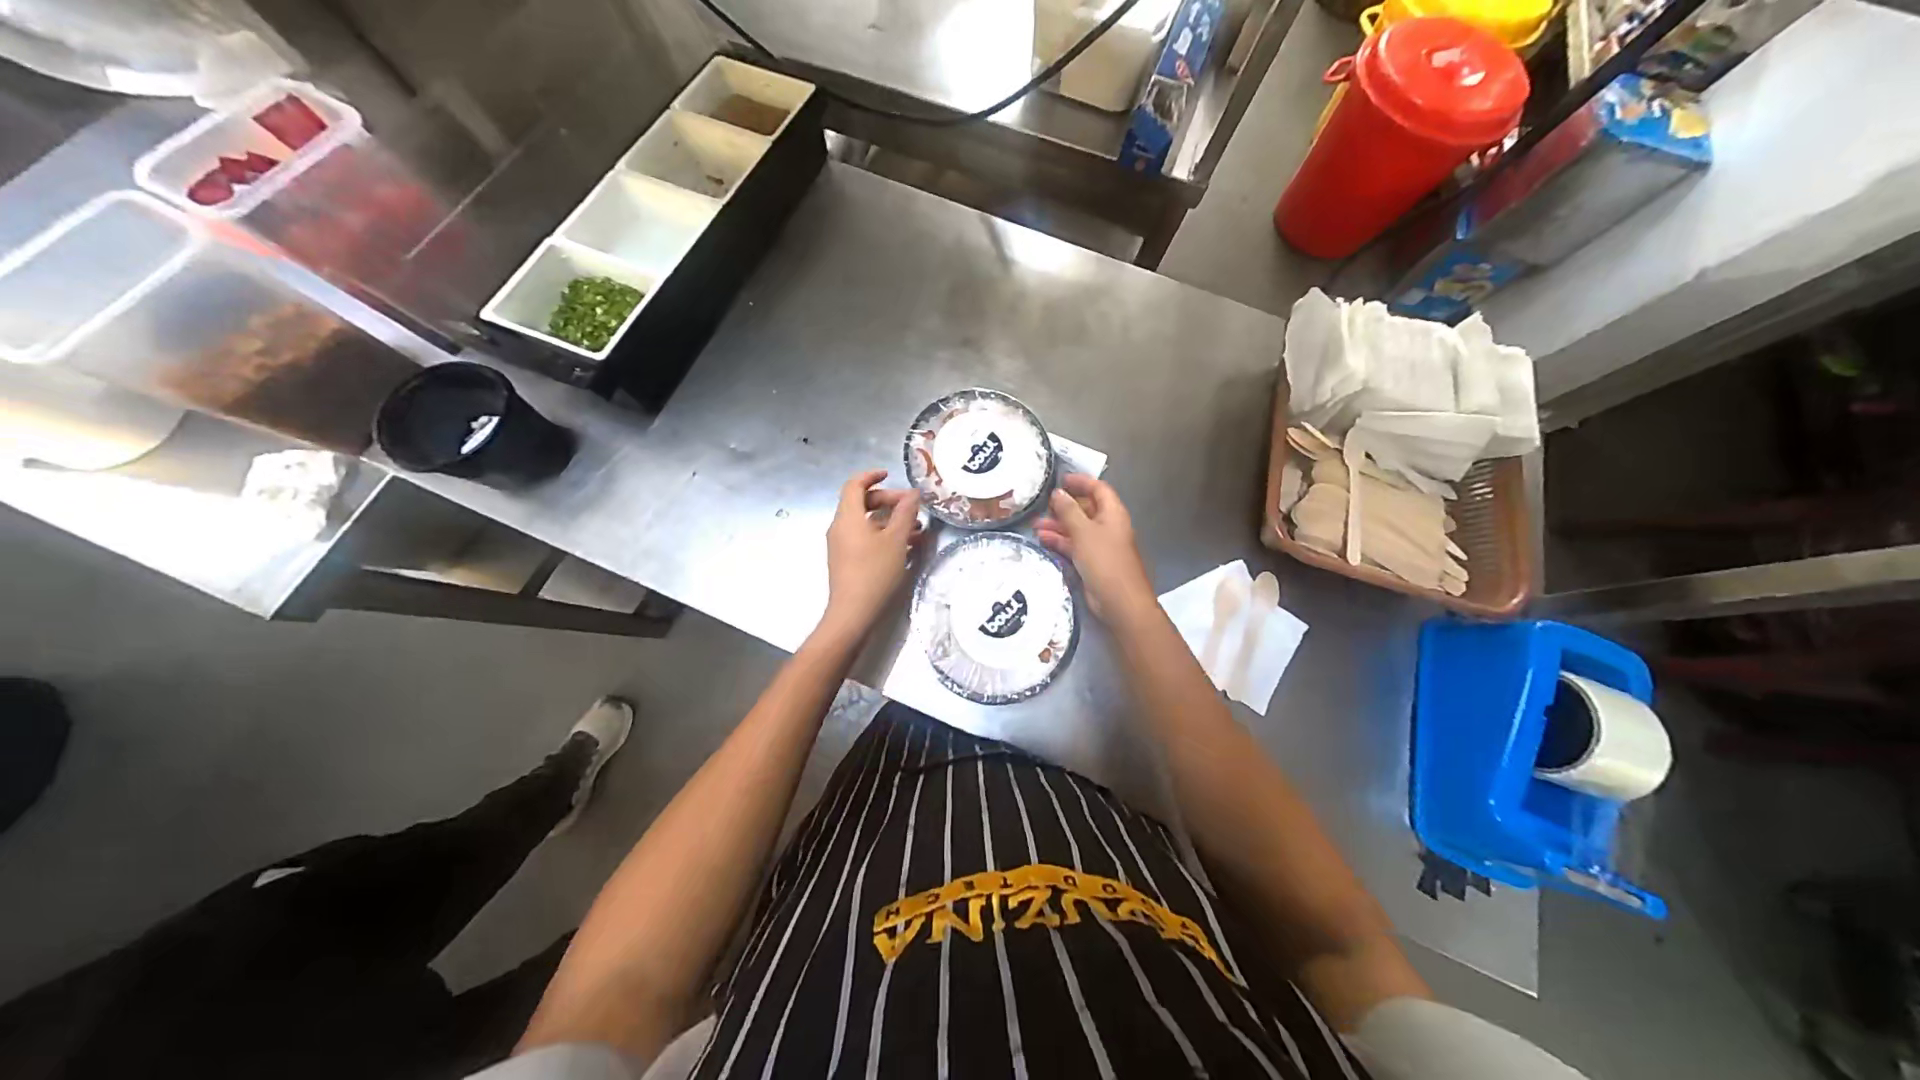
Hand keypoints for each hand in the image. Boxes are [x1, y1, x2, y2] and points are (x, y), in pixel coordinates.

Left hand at [821, 468, 925, 640]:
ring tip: (916, 528)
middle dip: (888, 500)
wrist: (853, 613)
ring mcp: (841, 545)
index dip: (871, 476)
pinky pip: (865, 539)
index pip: (854, 485)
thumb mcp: (896, 540)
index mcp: (848, 517)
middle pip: (862, 503)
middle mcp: (840, 527)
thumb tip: (913, 494)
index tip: (889, 474)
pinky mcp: (847, 561)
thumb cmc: (875, 572)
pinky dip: (883, 536)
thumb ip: (905, 513)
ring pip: (866, 523)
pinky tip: (905, 546)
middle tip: (911, 507)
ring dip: (889, 521)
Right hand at [1035, 473, 1153, 618]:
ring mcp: (1100, 545)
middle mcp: (1108, 526)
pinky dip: (1060, 541)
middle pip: (1086, 509)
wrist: (1119, 601)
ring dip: (1058, 525)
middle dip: (1064, 506)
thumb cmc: (1104, 561)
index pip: (1098, 489)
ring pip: (1077, 529)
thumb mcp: (1083, 531)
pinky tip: (1042, 540)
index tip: (1061, 479)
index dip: (1081, 482)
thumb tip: (1058, 493)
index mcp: (1113, 513)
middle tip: (1042, 504)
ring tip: (1035, 525)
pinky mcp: (1092, 562)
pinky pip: (1074, 546)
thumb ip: (1069, 511)